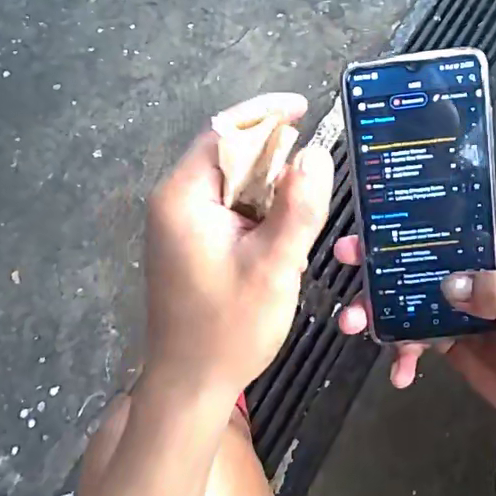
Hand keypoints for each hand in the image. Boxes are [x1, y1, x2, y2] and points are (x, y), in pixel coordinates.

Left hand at [144, 93, 331, 397]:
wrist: (192, 386)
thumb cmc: (229, 328)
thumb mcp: (275, 266)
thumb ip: (298, 208)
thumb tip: (317, 154)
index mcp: (184, 198)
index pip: (225, 133)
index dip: (266, 115)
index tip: (306, 109)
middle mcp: (177, 202)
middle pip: (233, 155)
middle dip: (277, 163)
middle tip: (313, 189)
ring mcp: (185, 222)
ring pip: (239, 183)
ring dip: (275, 193)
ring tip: (298, 228)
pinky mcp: (197, 241)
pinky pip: (237, 208)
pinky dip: (266, 213)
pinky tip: (284, 243)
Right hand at [333, 216, 495, 425]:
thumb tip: (453, 284)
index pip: (465, 221)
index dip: (427, 213)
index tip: (385, 213)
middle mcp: (477, 272)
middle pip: (425, 255)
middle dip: (384, 256)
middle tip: (348, 256)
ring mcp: (460, 305)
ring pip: (410, 295)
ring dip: (379, 307)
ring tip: (353, 323)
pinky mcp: (450, 338)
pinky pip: (415, 336)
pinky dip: (400, 351)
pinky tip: (400, 371)